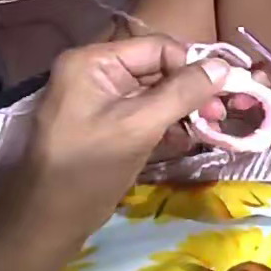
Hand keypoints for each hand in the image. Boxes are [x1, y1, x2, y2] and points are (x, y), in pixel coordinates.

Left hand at [18, 35, 229, 226]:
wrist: (47, 222)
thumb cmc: (89, 169)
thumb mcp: (139, 127)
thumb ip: (182, 93)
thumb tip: (223, 67)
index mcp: (93, 62)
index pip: (156, 48)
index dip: (191, 66)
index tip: (223, 91)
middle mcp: (95, 73)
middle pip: (156, 69)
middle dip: (189, 90)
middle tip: (219, 115)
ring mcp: (99, 100)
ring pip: (154, 93)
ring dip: (182, 109)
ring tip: (208, 128)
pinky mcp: (106, 125)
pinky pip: (144, 113)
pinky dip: (166, 124)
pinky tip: (186, 139)